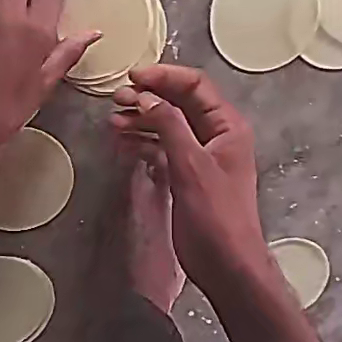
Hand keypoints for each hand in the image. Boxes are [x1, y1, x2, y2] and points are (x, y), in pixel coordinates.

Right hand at [109, 65, 271, 287]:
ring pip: (168, 126)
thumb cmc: (216, 215)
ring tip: (114, 122)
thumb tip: (147, 96)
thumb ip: (170, 126)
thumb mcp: (192, 165)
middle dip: (149, 98)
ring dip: (142, 121)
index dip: (164, 77)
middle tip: (117, 100)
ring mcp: (201, 155)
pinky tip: (123, 142)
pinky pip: (163, 148)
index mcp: (227, 126)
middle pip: (179, 104)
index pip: (195, 86)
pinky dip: (144, 143)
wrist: (227, 264)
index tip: (133, 78)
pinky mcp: (187, 175)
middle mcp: (216, 135)